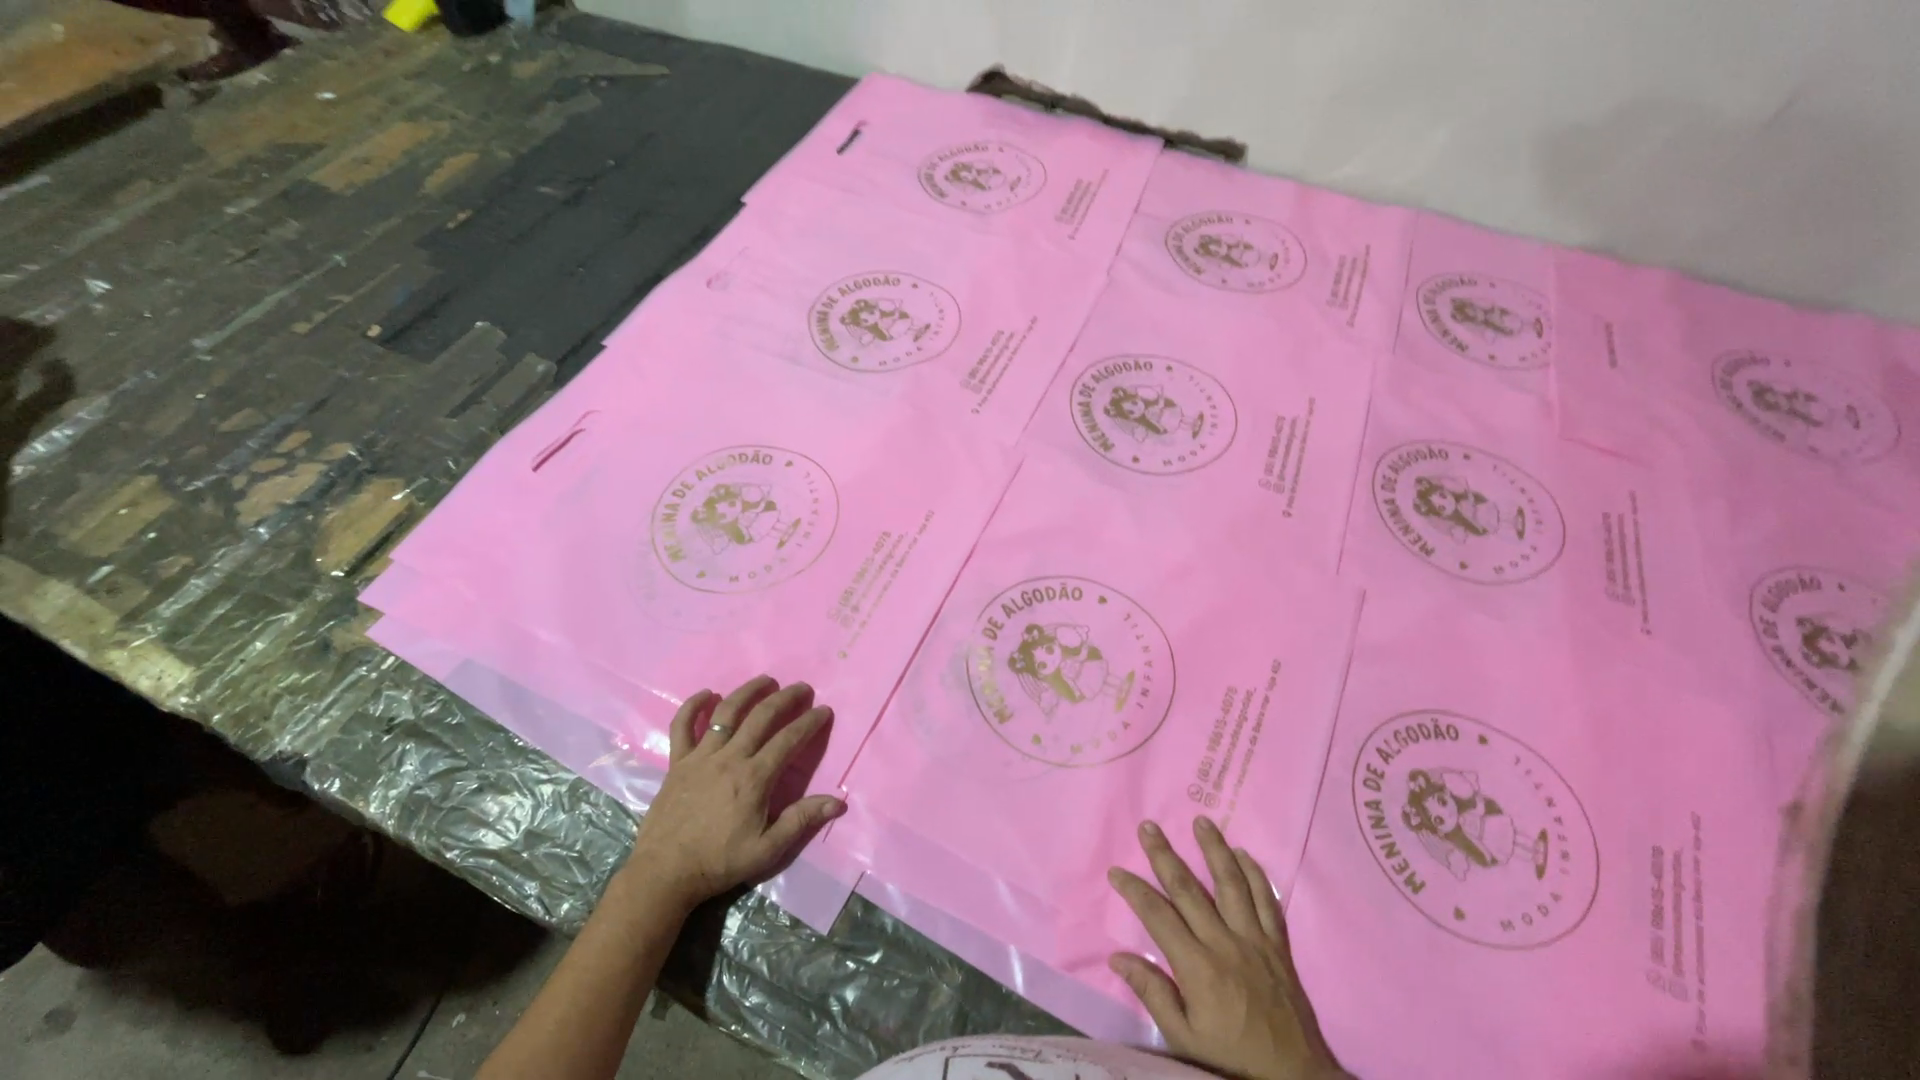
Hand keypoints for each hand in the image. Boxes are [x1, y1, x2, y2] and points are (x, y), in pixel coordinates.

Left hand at [616, 676, 842, 911]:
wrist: (664, 872)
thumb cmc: (719, 862)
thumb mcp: (768, 849)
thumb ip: (801, 820)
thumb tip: (838, 801)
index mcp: (754, 778)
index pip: (788, 740)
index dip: (809, 723)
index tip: (823, 710)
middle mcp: (729, 758)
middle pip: (761, 717)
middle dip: (785, 698)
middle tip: (802, 688)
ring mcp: (700, 757)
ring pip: (726, 713)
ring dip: (748, 692)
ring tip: (765, 680)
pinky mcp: (677, 763)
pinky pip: (683, 726)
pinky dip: (693, 706)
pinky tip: (707, 694)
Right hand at [1108, 817, 1344, 1079]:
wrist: (1293, 1076)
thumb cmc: (1231, 1057)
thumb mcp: (1183, 1037)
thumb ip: (1152, 993)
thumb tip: (1118, 957)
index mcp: (1197, 967)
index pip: (1158, 916)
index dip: (1135, 890)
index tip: (1116, 871)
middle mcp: (1225, 943)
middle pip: (1190, 889)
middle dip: (1164, 855)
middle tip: (1148, 826)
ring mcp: (1255, 940)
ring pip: (1232, 884)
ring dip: (1214, 850)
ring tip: (1201, 821)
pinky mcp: (1279, 946)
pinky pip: (1267, 901)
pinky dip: (1256, 875)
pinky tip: (1244, 855)